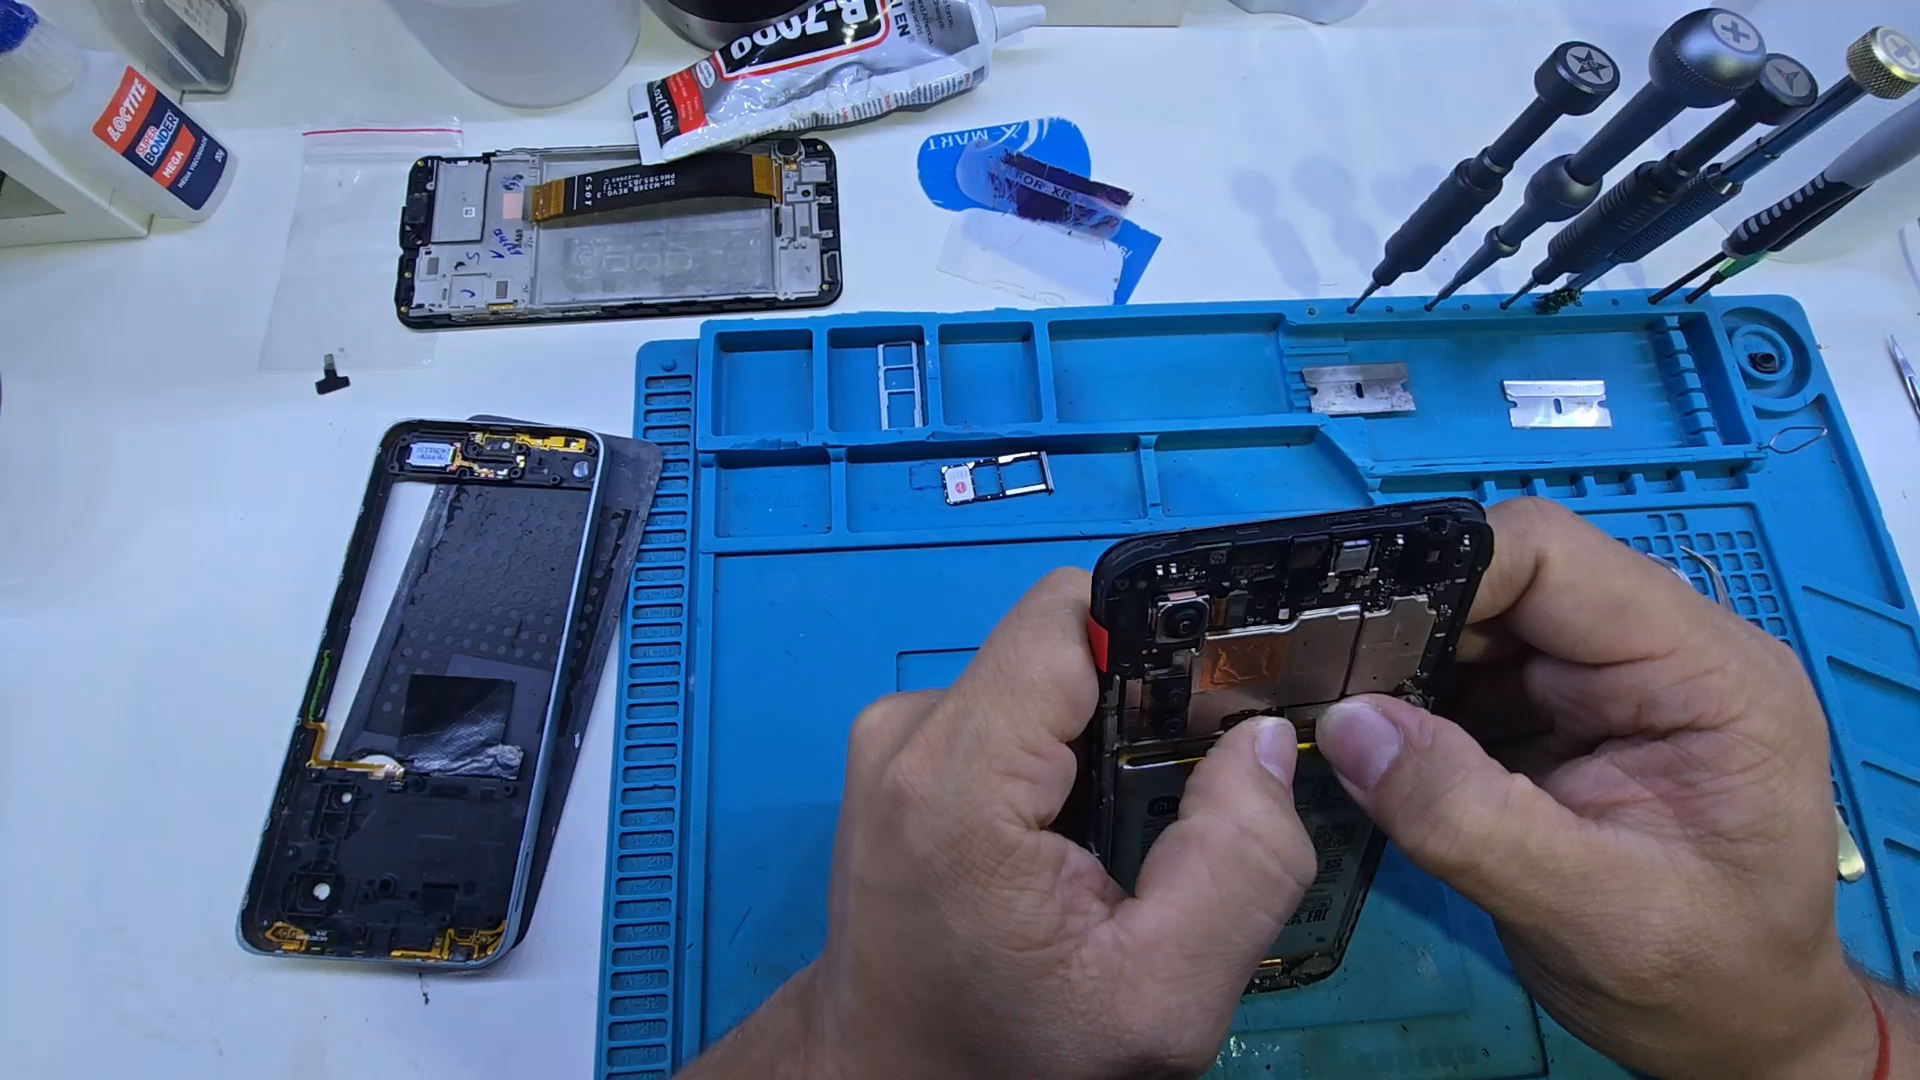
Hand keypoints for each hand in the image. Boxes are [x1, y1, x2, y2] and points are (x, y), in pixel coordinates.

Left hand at [684, 568, 1317, 1079]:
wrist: (885, 1074)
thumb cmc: (1009, 1054)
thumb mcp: (1160, 1000)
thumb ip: (1238, 865)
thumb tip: (1258, 736)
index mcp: (959, 772)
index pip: (1065, 616)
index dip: (1144, 639)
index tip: (1196, 698)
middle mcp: (910, 725)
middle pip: (1052, 647)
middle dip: (1120, 698)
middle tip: (1160, 786)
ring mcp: (892, 732)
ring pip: (1027, 677)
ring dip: (1079, 730)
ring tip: (1102, 819)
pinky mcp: (891, 747)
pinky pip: (994, 706)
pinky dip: (1037, 746)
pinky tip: (1051, 822)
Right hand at [1316, 498, 1879, 1079]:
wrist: (1716, 1027)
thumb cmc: (1696, 976)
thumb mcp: (1587, 912)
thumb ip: (1464, 817)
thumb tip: (1343, 723)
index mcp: (1696, 668)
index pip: (1546, 556)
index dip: (1441, 574)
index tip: (1354, 632)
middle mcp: (1638, 646)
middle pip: (1486, 576)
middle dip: (1397, 620)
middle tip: (1325, 679)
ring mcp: (1579, 672)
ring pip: (1451, 615)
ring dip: (1386, 656)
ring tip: (1336, 709)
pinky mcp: (1531, 701)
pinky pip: (1440, 662)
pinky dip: (1389, 688)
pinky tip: (1363, 729)